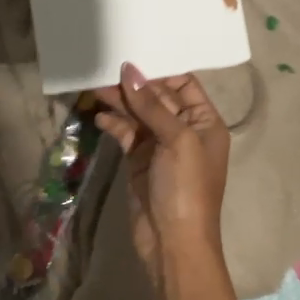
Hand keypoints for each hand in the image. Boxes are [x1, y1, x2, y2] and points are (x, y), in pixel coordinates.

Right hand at [94, 64, 231, 277]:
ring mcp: (161, 146)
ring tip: (95, 88)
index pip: (183, 83)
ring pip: (139, 114)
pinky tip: (99, 116)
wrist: (173, 245)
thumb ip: (151, 104)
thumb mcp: (176, 141)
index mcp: (205, 122)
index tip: (132, 55)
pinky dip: (114, 124)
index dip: (159, 70)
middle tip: (104, 68)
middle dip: (133, 84)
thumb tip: (129, 70)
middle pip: (157, 97)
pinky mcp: (139, 161)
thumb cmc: (186, 188)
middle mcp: (184, 130)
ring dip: (120, 101)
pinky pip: (126, 134)